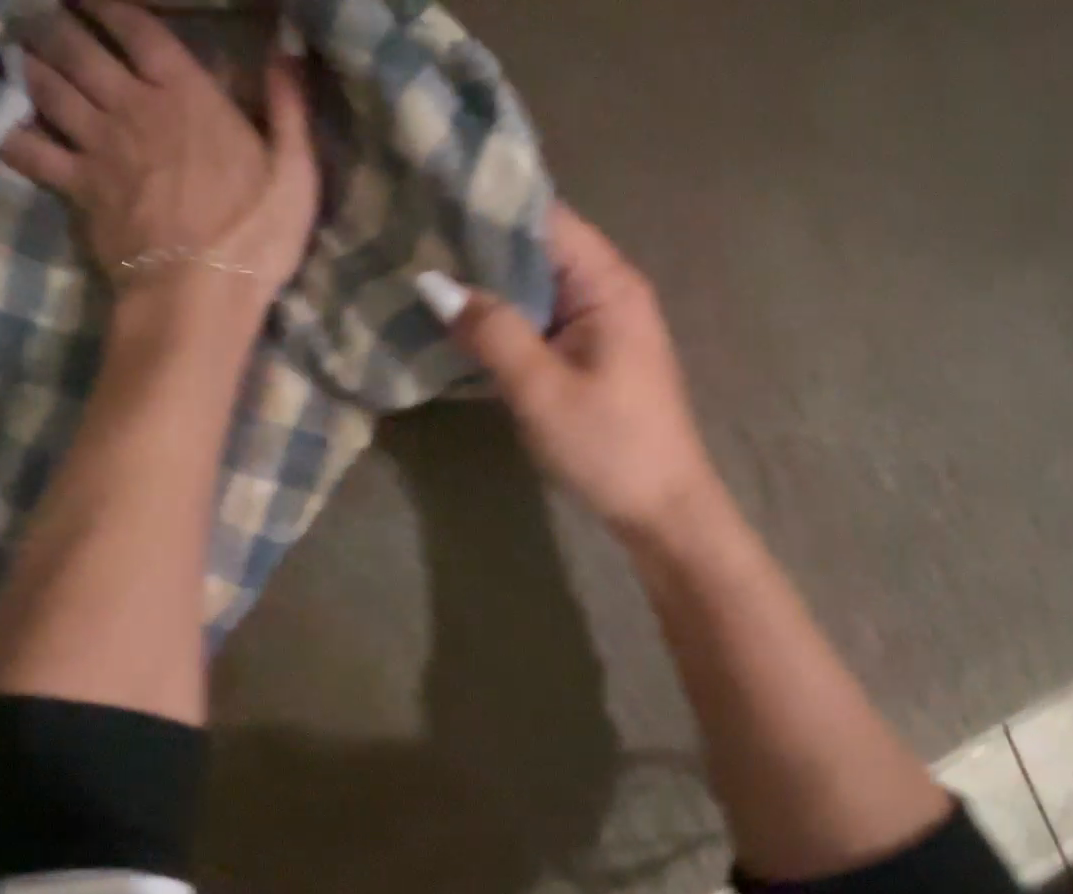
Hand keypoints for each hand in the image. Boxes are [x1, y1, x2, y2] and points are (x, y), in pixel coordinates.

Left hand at [1, 1, 318, 296]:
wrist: (201, 294)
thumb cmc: (255, 236)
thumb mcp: (296, 174)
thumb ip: (289, 109)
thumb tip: (288, 52)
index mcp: (187, 94)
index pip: (137, 28)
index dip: (109, 5)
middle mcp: (134, 106)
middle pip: (78, 47)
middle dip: (56, 24)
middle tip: (43, 15)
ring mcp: (99, 146)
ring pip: (46, 85)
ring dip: (26, 62)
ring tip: (12, 49)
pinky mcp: (78, 187)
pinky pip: (28, 148)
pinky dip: (4, 128)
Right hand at [417, 204, 719, 536]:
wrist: (662, 510)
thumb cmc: (608, 446)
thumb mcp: (542, 389)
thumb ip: (492, 331)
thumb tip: (434, 283)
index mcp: (607, 283)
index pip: (543, 219)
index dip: (488, 208)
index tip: (429, 203)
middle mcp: (608, 291)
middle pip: (537, 251)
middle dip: (478, 249)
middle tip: (410, 244)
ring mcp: (601, 325)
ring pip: (536, 290)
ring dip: (488, 289)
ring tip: (421, 278)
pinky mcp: (592, 357)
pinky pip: (541, 324)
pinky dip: (505, 323)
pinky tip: (460, 329)